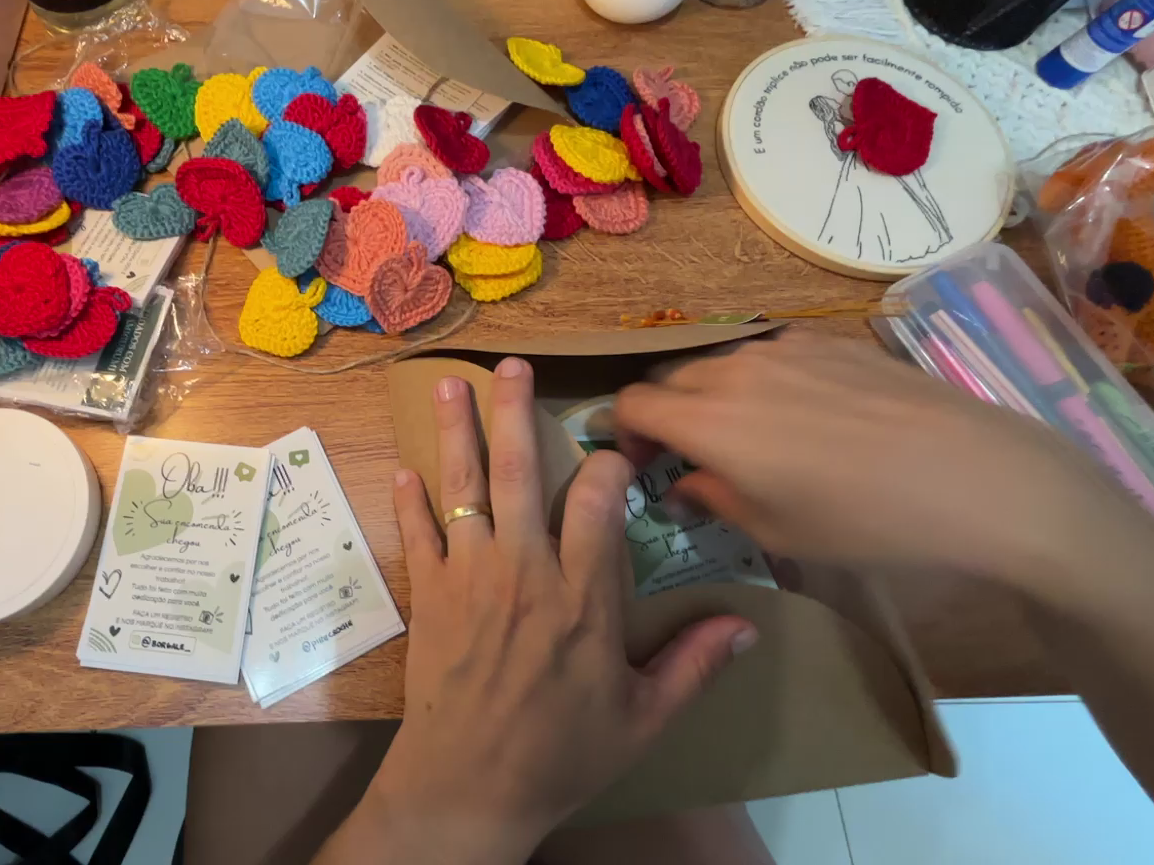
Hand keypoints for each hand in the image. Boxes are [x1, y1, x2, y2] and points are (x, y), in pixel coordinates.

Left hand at [320, 358, 754, 864]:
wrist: (470, 787)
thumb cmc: (561, 754)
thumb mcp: (643, 718)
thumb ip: (693, 665)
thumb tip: (748, 627)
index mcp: (580, 597)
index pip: (595, 505)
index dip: (606, 465)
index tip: (614, 448)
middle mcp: (522, 570)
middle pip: (518, 473)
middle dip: (513, 413)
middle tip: (511, 366)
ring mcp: (467, 575)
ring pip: (462, 488)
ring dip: (454, 433)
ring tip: (446, 386)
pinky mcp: (428, 592)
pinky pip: (417, 533)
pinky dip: (409, 500)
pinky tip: (404, 468)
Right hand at [611, 330, 1152, 595]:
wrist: (984, 482)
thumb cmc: (865, 522)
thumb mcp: (774, 531)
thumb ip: (710, 498)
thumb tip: (681, 485)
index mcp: (706, 420)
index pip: (629, 403)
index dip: (623, 432)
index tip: (646, 463)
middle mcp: (731, 371)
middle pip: (669, 379)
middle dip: (666, 415)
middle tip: (695, 454)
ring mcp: (782, 348)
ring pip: (718, 364)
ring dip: (713, 396)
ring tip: (757, 434)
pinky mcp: (829, 340)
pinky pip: (770, 354)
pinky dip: (762, 380)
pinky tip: (810, 414)